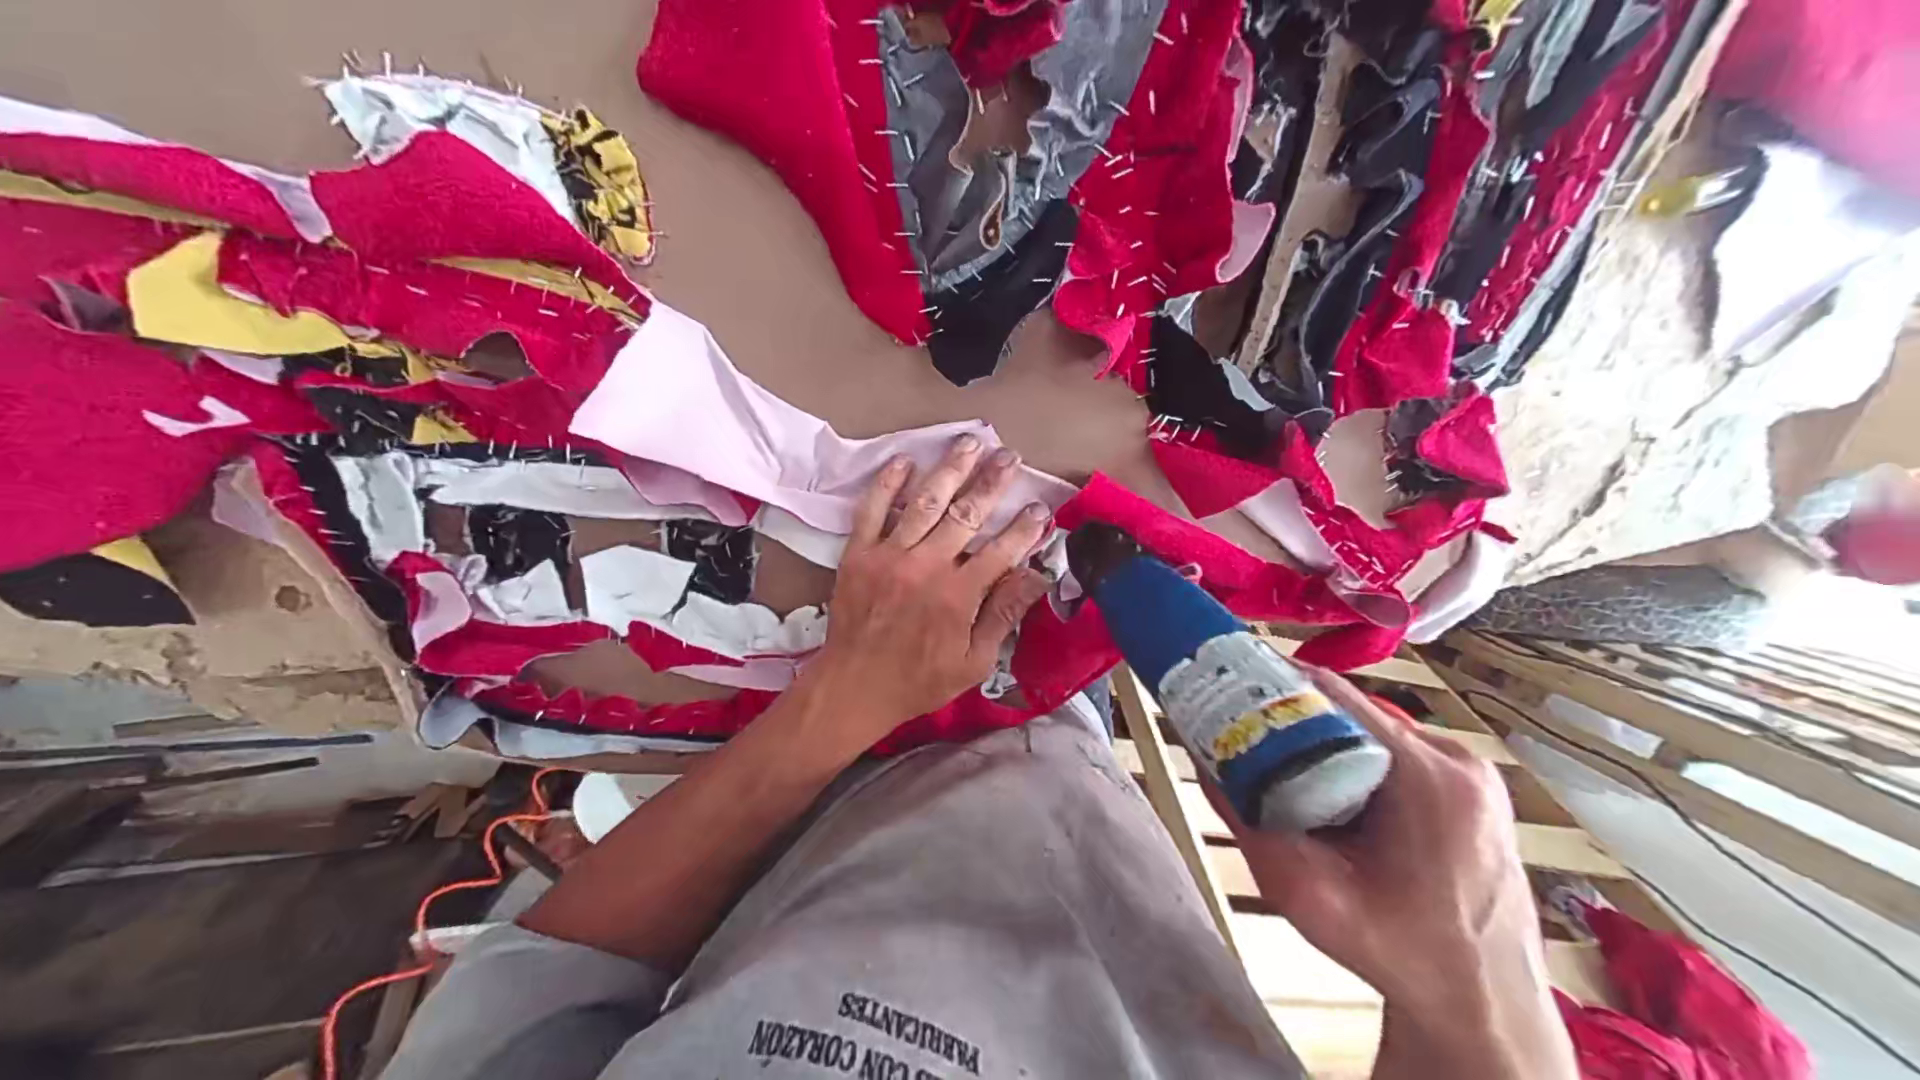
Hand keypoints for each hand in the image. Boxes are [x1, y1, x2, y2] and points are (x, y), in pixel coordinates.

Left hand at [806, 434, 1051, 742]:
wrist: (853, 686)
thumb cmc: (919, 680)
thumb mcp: (973, 662)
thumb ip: (1003, 616)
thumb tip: (1036, 578)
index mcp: (957, 595)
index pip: (1001, 550)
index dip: (1025, 527)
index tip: (1040, 508)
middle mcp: (926, 566)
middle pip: (966, 514)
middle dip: (992, 482)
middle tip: (1010, 456)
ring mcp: (889, 556)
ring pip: (925, 502)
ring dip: (950, 470)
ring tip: (969, 442)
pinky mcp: (858, 554)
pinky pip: (872, 510)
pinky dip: (887, 483)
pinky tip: (903, 460)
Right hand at [1208, 671, 1574, 1078]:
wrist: (1484, 1007)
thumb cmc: (1398, 953)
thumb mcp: (1304, 894)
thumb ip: (1247, 823)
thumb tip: (1203, 759)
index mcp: (1431, 780)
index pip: (1337, 696)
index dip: (1276, 684)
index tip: (1229, 683)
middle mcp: (1457, 761)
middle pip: (1352, 709)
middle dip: (1292, 714)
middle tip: (1243, 729)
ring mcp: (1468, 772)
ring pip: (1370, 727)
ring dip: (1320, 737)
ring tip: (1277, 761)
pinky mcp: (1467, 787)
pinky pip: (1391, 750)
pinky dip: (1349, 756)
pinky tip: (1325, 788)